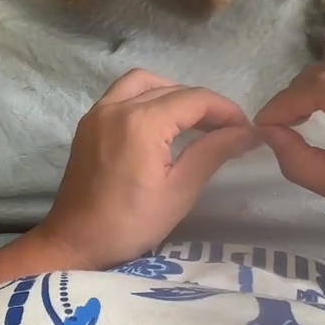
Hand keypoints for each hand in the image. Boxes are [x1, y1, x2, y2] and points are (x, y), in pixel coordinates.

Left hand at [34, 69, 259, 268]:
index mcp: (141, 121)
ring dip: (172, 93)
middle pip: (171, 89)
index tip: (247, 130)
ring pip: (143, 83)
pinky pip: (121, 94)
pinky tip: (161, 123)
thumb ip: (213, 152)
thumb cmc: (129, 223)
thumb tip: (249, 132)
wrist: (75, 241)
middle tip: (227, 130)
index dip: (226, 110)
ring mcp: (98, 112)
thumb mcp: (179, 191)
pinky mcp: (88, 123)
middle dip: (203, 104)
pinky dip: (146, 97)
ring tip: (194, 121)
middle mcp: (116, 106)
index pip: (194, 99)